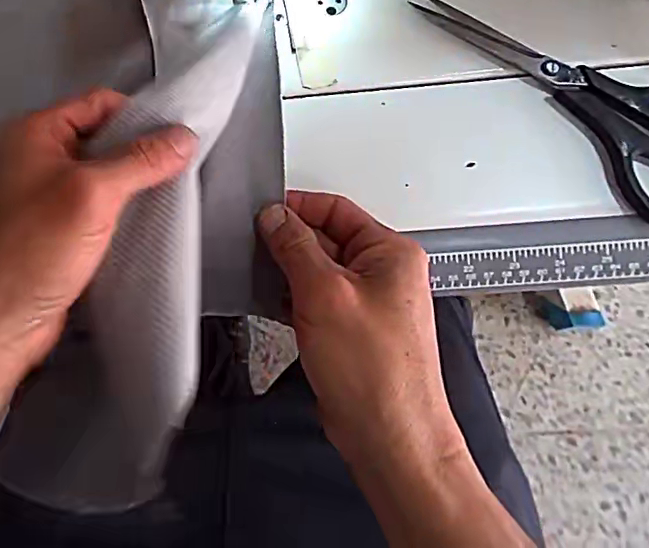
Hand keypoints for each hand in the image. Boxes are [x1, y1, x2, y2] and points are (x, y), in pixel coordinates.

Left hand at [0, 88, 196, 377]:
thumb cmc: (28, 252)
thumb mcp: (92, 195)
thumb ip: (140, 161)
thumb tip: (181, 138)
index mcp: (34, 132)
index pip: (98, 102)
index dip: (137, 114)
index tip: (171, 135)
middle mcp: (36, 157)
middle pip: (103, 137)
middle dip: (139, 150)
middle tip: (174, 164)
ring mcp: (45, 195)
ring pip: (102, 174)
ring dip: (132, 183)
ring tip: (165, 192)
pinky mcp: (56, 229)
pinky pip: (97, 206)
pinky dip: (121, 209)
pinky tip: (144, 221)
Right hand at [258, 195, 530, 547]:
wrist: (390, 443)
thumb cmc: (379, 375)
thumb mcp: (324, 292)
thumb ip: (294, 246)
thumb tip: (274, 216)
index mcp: (391, 253)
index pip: (337, 208)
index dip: (299, 206)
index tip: (265, 212)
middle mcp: (384, 274)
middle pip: (326, 237)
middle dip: (290, 243)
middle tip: (258, 245)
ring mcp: (368, 302)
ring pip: (318, 269)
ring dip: (289, 272)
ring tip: (264, 276)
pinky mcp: (352, 328)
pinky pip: (316, 297)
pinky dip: (293, 297)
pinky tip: (273, 302)